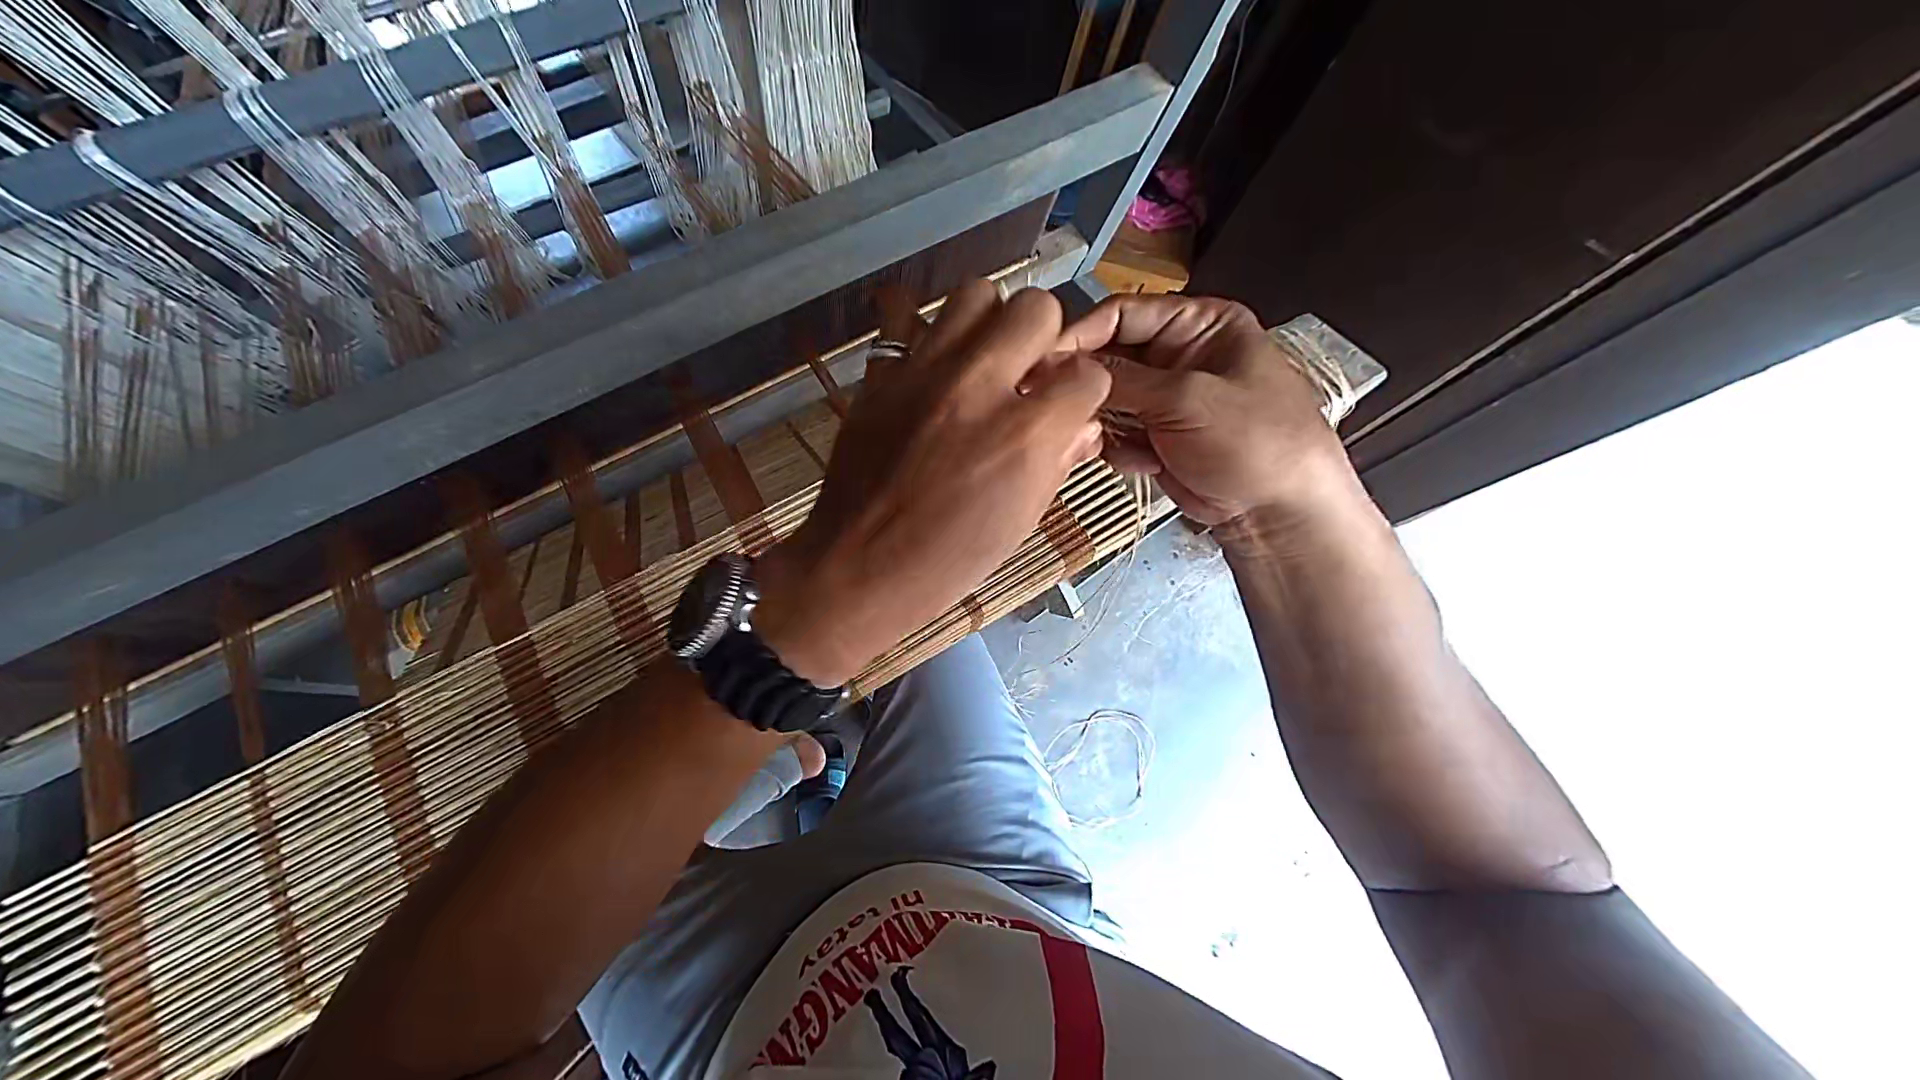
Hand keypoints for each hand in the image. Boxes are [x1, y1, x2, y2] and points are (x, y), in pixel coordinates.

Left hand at [755, 280, 1109, 683]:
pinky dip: (932, 342)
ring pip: (975, 295)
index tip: (1068, 407)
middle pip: (1035, 308)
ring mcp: (922, 375)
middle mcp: (977, 388)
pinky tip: (933, 377)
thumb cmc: (949, 559)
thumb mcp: (1021, 518)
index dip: (1084, 392)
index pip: (1086, 373)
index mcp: (1024, 435)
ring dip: (990, 325)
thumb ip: (1059, 459)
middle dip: (1043, 340)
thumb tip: (1081, 424)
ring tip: (981, 364)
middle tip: (1026, 376)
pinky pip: (912, 325)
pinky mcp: (881, 376)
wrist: (859, 567)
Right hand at [1057, 294, 1359, 529]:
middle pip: (1108, 356)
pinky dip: (1118, 447)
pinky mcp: (1154, 436)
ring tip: (1113, 441)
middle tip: (1062, 407)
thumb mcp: (1188, 398)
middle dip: (1089, 385)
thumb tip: (1062, 365)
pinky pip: (1114, 432)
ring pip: (1105, 398)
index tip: (1044, 359)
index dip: (1081, 335)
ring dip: (1103, 421)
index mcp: (1199, 324)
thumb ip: (1122, 379)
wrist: (1277, 511)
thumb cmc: (1258, 441)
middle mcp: (1178, 355)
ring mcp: (1164, 399)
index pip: (1123, 314)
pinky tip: (1144, 461)